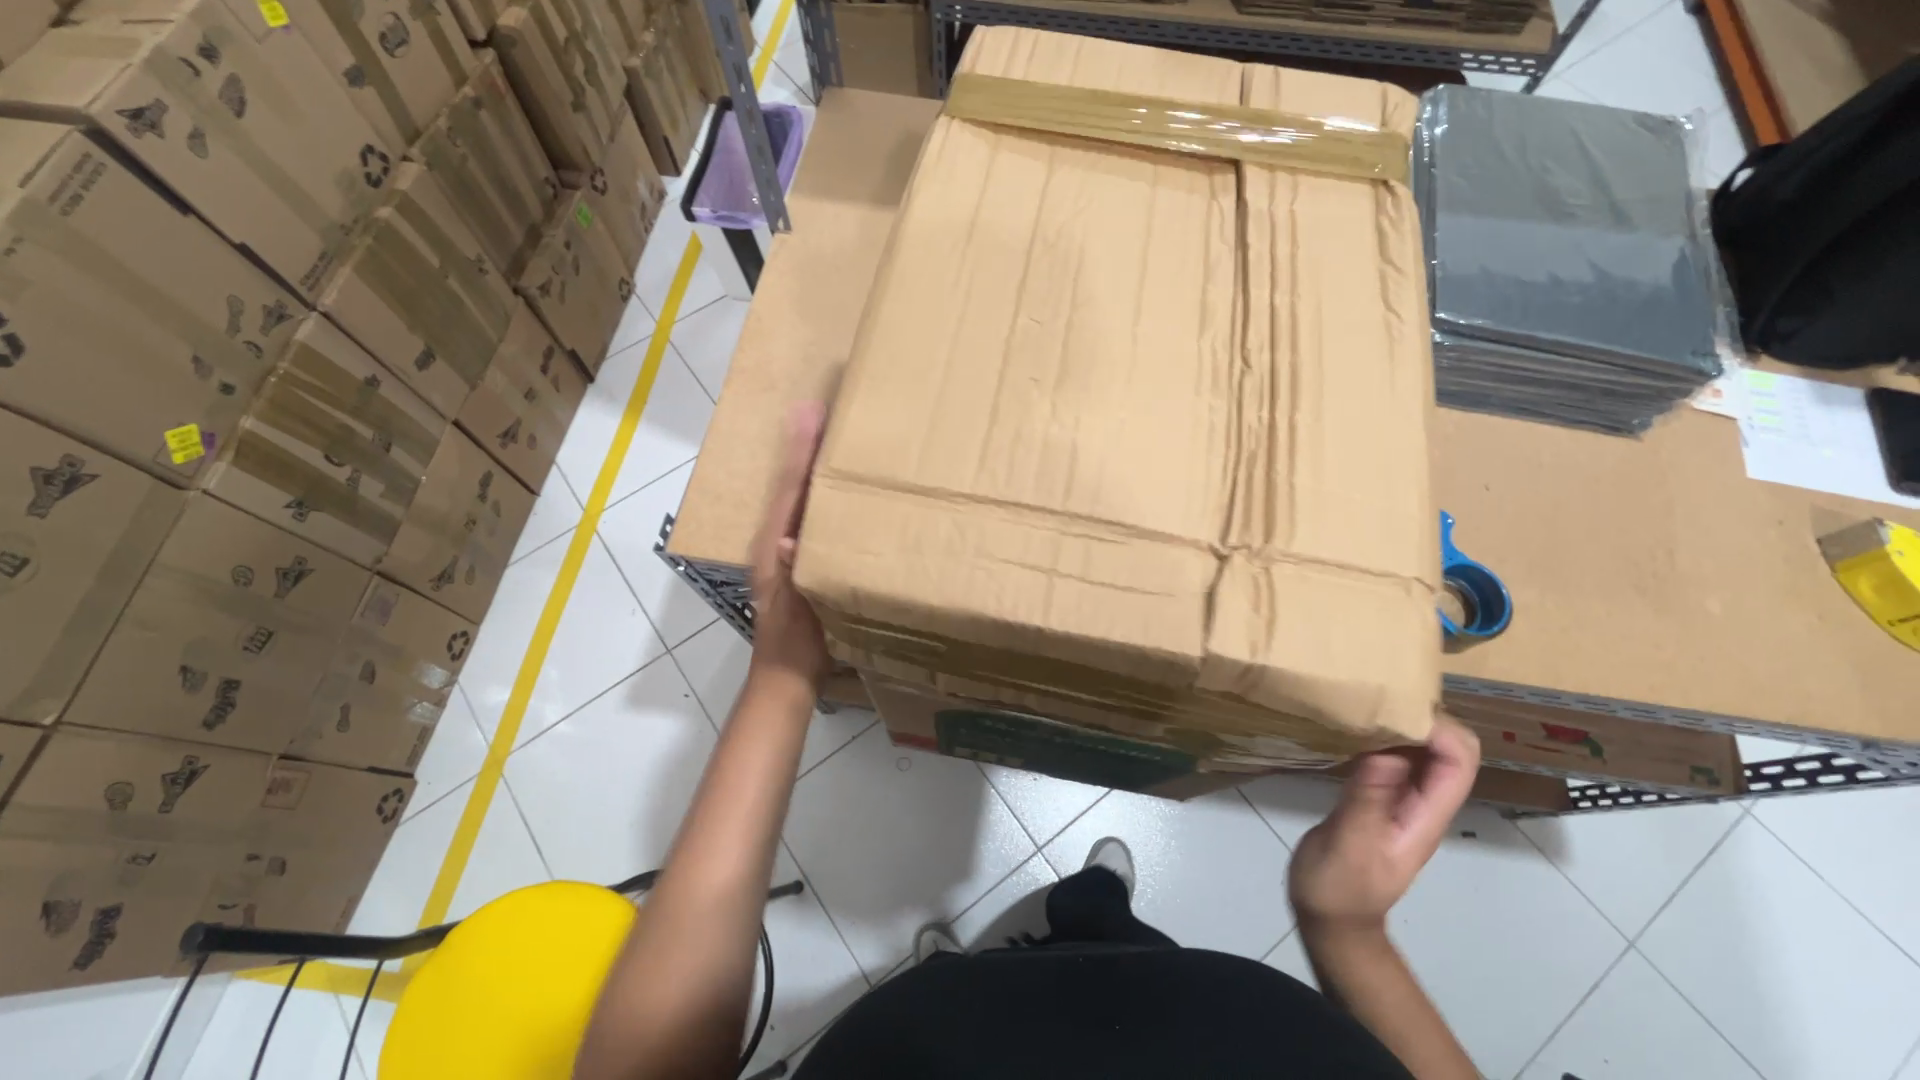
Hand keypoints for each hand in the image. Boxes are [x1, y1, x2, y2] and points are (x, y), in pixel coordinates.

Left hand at [748, 403, 829, 689]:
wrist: (787, 676)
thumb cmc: (795, 643)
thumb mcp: (795, 609)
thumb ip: (792, 574)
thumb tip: (789, 537)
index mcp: (774, 545)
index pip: (790, 489)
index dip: (802, 451)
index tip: (812, 412)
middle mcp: (778, 539)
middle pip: (794, 485)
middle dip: (807, 448)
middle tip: (825, 410)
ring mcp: (789, 551)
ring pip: (802, 498)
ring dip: (815, 467)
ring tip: (835, 436)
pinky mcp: (803, 561)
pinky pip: (813, 517)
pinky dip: (824, 495)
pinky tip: (843, 489)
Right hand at [1289, 714, 1480, 935]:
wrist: (1331, 921)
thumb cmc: (1339, 888)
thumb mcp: (1349, 844)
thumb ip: (1368, 798)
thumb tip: (1388, 748)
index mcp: (1425, 815)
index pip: (1459, 760)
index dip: (1438, 727)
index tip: (1394, 704)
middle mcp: (1421, 801)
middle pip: (1445, 748)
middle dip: (1421, 716)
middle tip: (1374, 694)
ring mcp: (1400, 799)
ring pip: (1417, 749)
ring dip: (1397, 722)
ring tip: (1359, 702)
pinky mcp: (1376, 796)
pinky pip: (1389, 757)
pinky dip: (1376, 736)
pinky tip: (1348, 727)